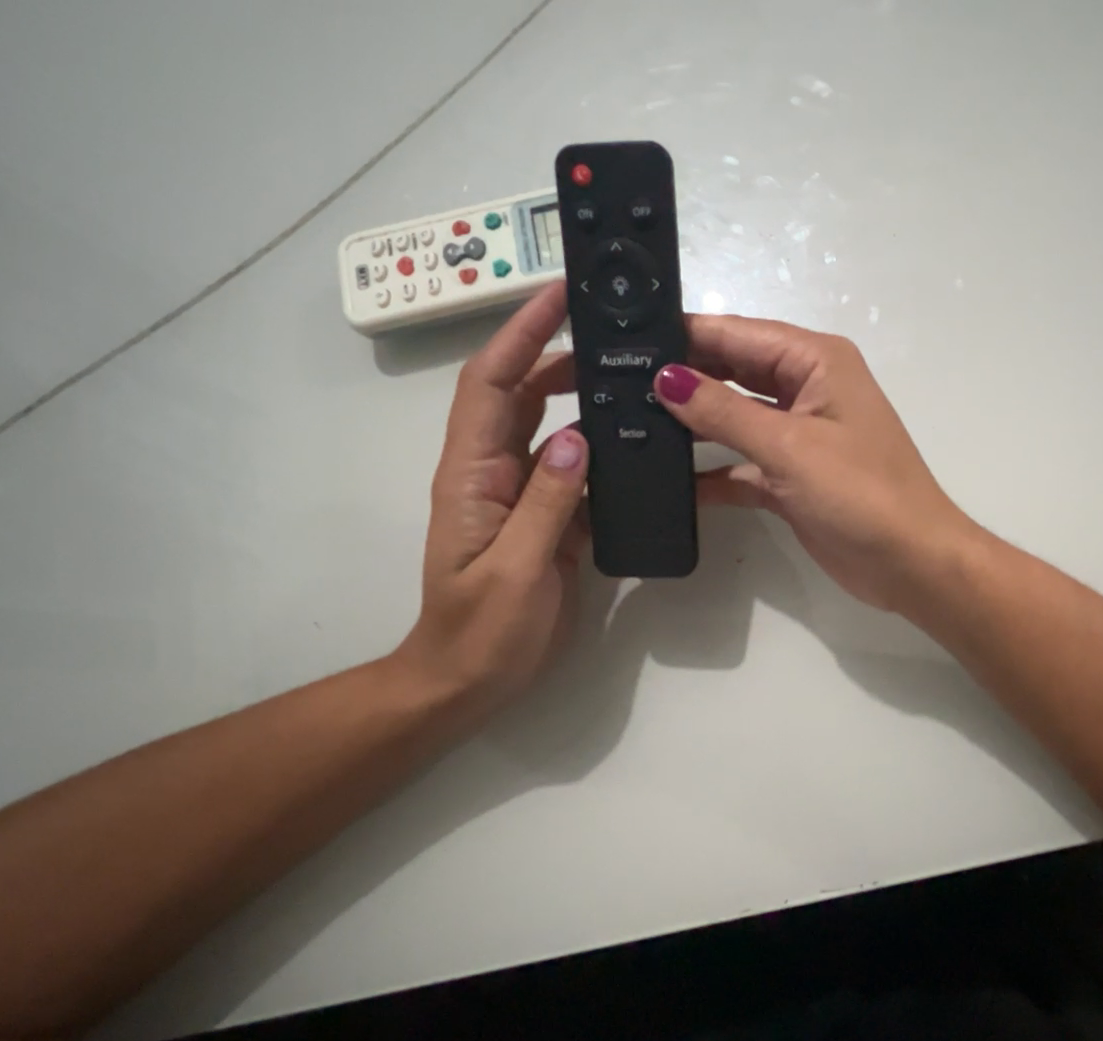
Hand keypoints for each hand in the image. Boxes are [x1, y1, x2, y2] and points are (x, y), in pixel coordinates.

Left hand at [392, 283, 588, 715]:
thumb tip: (576, 436)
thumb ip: (547, 501)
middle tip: (611, 334)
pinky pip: (572, 469)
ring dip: (581, 397)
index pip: (490, 384)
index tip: (558, 296)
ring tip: (628, 378)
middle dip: (556, 353)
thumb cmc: (481, 630)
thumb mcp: (516, 569)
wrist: (469, 681)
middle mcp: (493, 472)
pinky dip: (600, 449)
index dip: (520, 334)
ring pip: (548, 427)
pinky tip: (633, 444)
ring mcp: (520, 495)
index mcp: (472, 474)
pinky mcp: (545, 519)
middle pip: (519, 393)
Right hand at [654, 316, 980, 611]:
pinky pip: (740, 465)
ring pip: (733, 418)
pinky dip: (711, 472)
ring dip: (691, 424)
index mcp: (816, 362)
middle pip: (732, 372)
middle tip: (614, 381)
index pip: (739, 334)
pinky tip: (666, 480)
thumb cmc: (860, 493)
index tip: (625, 337)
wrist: (910, 563)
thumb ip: (723, 411)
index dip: (686, 335)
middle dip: (682, 377)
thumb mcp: (789, 446)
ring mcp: (798, 436)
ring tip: (627, 422)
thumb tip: (665, 378)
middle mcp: (807, 389)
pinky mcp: (790, 478)